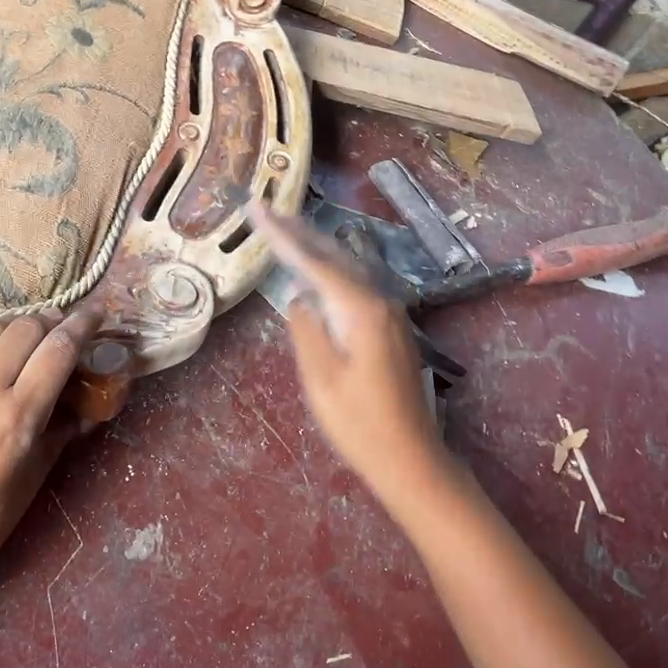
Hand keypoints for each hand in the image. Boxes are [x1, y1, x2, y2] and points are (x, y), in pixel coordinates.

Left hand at [0, 311, 100, 596]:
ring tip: (24, 334)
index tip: (96, 312)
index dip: (83, 324)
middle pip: (26, 329)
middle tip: (60, 329)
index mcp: (16, 418)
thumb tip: (89, 399)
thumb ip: (63, 429)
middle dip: (51, 322)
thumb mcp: (35, 476)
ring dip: (14, 325)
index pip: (58, 350)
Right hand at [250, 202, 447, 496]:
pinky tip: (317, 270)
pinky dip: (330, 269)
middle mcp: (379, 301)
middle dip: (298, 231)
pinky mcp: (391, 329)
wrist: (412, 459)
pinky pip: (355, 284)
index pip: (312, 261)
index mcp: (360, 309)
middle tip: (266, 210)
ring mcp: (390, 314)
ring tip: (286, 229)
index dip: (281, 234)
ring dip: (315, 247)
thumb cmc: (360, 424)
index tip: (256, 208)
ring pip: (347, 267)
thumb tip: (299, 298)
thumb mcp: (320, 378)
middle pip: (333, 255)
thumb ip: (306, 329)